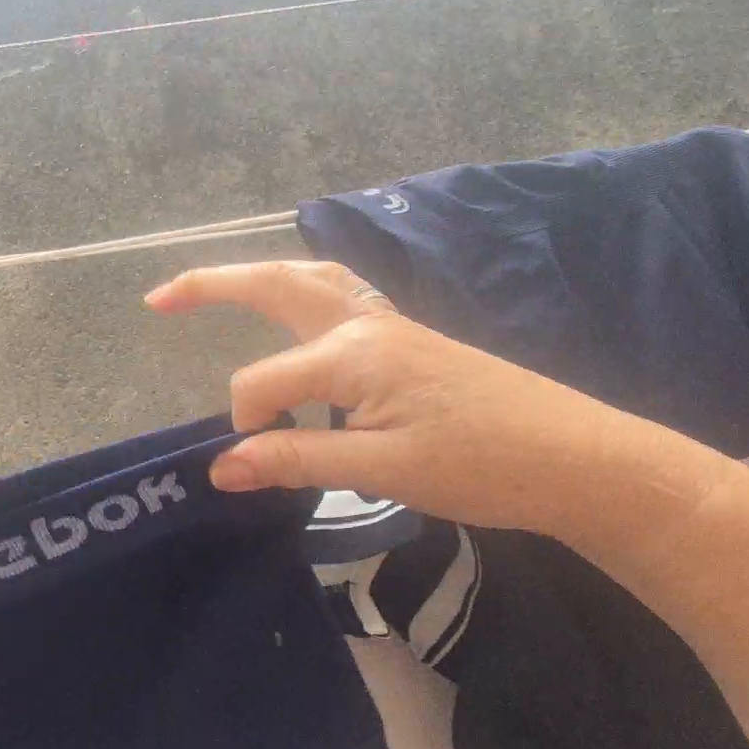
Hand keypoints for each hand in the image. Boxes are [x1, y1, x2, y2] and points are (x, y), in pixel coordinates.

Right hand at [143, 260, 703, 535]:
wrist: (591, 463)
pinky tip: (293, 317)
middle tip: (157, 298)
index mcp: (351, 353)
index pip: (261, 384)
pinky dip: (296, 291)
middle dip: (209, 285)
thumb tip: (217, 466)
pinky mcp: (406, 338)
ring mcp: (387, 325)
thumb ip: (293, 459)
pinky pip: (336, 296)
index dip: (246, 428)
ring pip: (308, 279)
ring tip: (214, 289)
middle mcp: (362, 324)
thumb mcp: (382, 470)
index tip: (255, 469)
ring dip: (255, 277)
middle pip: (273, 284)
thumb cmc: (485, 466)